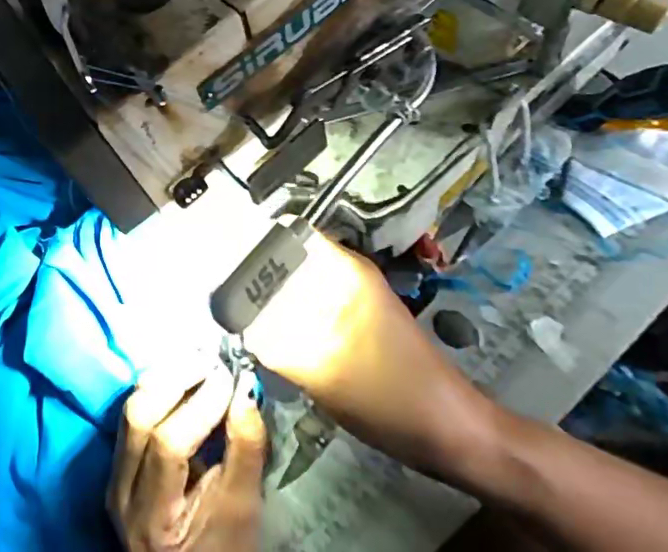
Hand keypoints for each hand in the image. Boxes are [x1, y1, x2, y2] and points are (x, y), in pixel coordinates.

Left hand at [109, 366, 266, 551]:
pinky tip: (183, 376)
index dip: (201, 405)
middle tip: (213, 361)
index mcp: (155, 515)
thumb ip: (245, 447)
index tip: (231, 379)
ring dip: (165, 378)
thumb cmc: (225, 548)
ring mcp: (115, 477)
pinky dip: (158, 389)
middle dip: (176, 379)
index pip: (169, 445)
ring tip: (200, 362)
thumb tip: (247, 387)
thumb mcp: (243, 506)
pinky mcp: (119, 464)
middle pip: (139, 417)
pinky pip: (132, 414)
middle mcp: (123, 494)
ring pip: (131, 409)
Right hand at [241, 233, 498, 478]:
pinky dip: (290, 311)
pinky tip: (269, 330)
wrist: (451, 433)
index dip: (251, 238)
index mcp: (346, 269)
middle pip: (290, 256)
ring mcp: (357, 295)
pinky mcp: (359, 320)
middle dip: (255, 268)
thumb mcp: (321, 372)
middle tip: (217, 284)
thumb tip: (233, 322)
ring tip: (234, 304)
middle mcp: (351, 271)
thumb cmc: (390, 397)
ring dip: (272, 291)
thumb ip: (274, 343)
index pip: (286, 233)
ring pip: (302, 281)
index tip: (216, 251)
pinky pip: (313, 303)